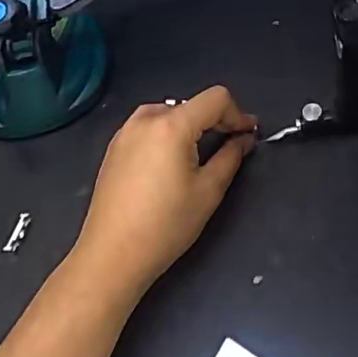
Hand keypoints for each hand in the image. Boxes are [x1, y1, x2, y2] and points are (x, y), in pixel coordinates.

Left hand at [70, 86, 257, 297]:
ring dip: (190, 126)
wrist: (110, 258)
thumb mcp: (208, 191)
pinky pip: (150, 126)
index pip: (215, 98)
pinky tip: (169, 164)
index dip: (238, 113)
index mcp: (172, 125)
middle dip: (215, 121)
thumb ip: (231, 156)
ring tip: (199, 154)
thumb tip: (244, 138)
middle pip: (192, 104)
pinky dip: (168, 134)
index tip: (248, 133)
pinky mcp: (114, 146)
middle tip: (229, 145)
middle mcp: (146, 118)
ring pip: (171, 112)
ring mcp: (126, 131)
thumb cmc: (164, 226)